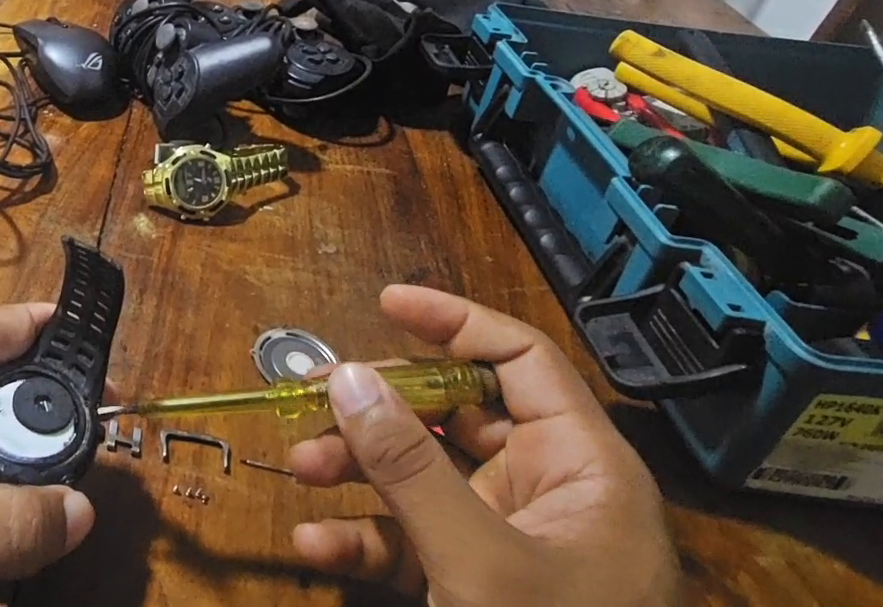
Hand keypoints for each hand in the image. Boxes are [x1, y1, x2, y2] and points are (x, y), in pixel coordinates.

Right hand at [288, 285, 679, 605]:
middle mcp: (546, 492)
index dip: (453, 322)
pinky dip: (362, 534)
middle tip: (313, 398)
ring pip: (422, 473)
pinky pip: (410, 537)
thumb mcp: (479, 565)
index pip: (519, 360)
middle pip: (452, 413)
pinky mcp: (472, 583)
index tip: (384, 304)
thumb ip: (409, 465)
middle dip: (379, 408)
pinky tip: (314, 540)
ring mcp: (507, 540)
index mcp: (582, 469)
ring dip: (356, 467)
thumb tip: (344, 373)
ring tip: (301, 468)